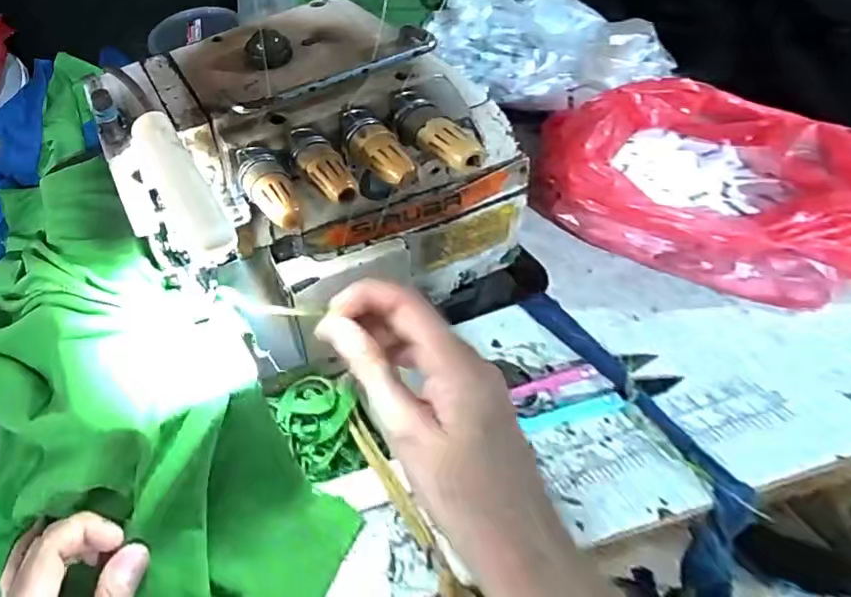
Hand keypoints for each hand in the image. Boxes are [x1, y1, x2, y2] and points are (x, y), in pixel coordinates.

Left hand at [0, 513, 149, 596]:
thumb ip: (111, 593)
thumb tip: (137, 548)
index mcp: (27, 594)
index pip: (51, 539)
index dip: (88, 527)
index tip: (121, 539)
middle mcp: (9, 592)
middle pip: (32, 541)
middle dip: (73, 530)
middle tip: (109, 541)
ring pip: (22, 555)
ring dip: (59, 542)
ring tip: (93, 549)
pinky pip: (23, 573)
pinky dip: (47, 559)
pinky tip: (72, 565)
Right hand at [316, 280, 606, 595]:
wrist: (525, 554)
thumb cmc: (460, 496)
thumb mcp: (405, 431)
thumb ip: (370, 369)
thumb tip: (333, 324)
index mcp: (455, 361)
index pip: (402, 300)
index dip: (360, 296)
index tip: (325, 319)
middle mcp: (469, 359)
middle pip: (412, 313)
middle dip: (366, 315)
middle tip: (328, 341)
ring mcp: (476, 378)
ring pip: (421, 336)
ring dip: (381, 336)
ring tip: (346, 358)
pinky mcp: (476, 397)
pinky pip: (432, 360)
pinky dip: (400, 358)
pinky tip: (379, 379)